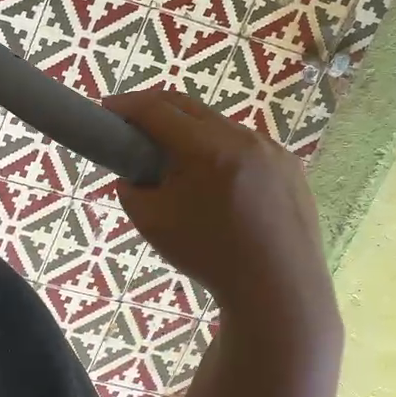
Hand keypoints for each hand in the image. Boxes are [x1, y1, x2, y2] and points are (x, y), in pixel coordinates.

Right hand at [101, 89, 337, 337]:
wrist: (278, 291)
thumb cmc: (208, 256)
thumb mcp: (150, 223)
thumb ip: (131, 189)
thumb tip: (133, 175)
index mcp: (206, 149)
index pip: (156, 110)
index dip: (126, 105)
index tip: (105, 108)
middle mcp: (242, 138)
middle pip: (188, 107)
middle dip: (154, 108)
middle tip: (130, 122)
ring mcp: (272, 150)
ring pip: (218, 125)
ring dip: (189, 130)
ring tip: (172, 157)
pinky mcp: (290, 166)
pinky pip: (245, 146)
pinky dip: (219, 150)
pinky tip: (212, 179)